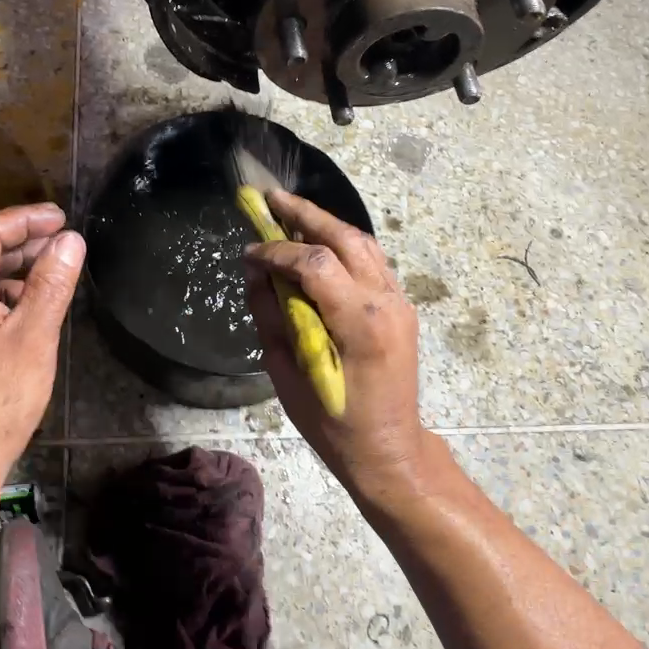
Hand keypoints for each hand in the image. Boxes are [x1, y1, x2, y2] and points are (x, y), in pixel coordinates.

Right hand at [243, 191, 431, 497]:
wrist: (388, 449)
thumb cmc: (332, 422)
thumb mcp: (287, 371)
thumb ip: (271, 314)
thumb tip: (256, 271)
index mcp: (360, 322)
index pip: (314, 263)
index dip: (276, 250)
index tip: (249, 252)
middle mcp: (386, 302)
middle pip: (344, 238)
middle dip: (304, 214)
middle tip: (270, 199)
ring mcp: (399, 302)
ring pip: (362, 243)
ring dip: (324, 224)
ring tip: (289, 212)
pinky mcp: (400, 307)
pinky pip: (369, 261)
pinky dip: (341, 244)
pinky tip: (316, 242)